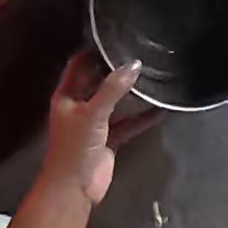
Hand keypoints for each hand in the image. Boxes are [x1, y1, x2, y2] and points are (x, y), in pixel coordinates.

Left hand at [40, 54, 154, 204]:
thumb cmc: (76, 146)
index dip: (93, 51)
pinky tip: (160, 110)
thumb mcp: (94, 112)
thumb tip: (135, 63)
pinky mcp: (109, 139)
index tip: (115, 38)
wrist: (74, 189)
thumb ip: (113, 88)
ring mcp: (95, 123)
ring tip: (153, 76)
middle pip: (99, 81)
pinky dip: (141, 118)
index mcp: (67, 95)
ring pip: (115, 102)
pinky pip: (128, 124)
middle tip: (140, 53)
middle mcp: (80, 106)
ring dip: (131, 93)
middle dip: (116, 70)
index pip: (79, 65)